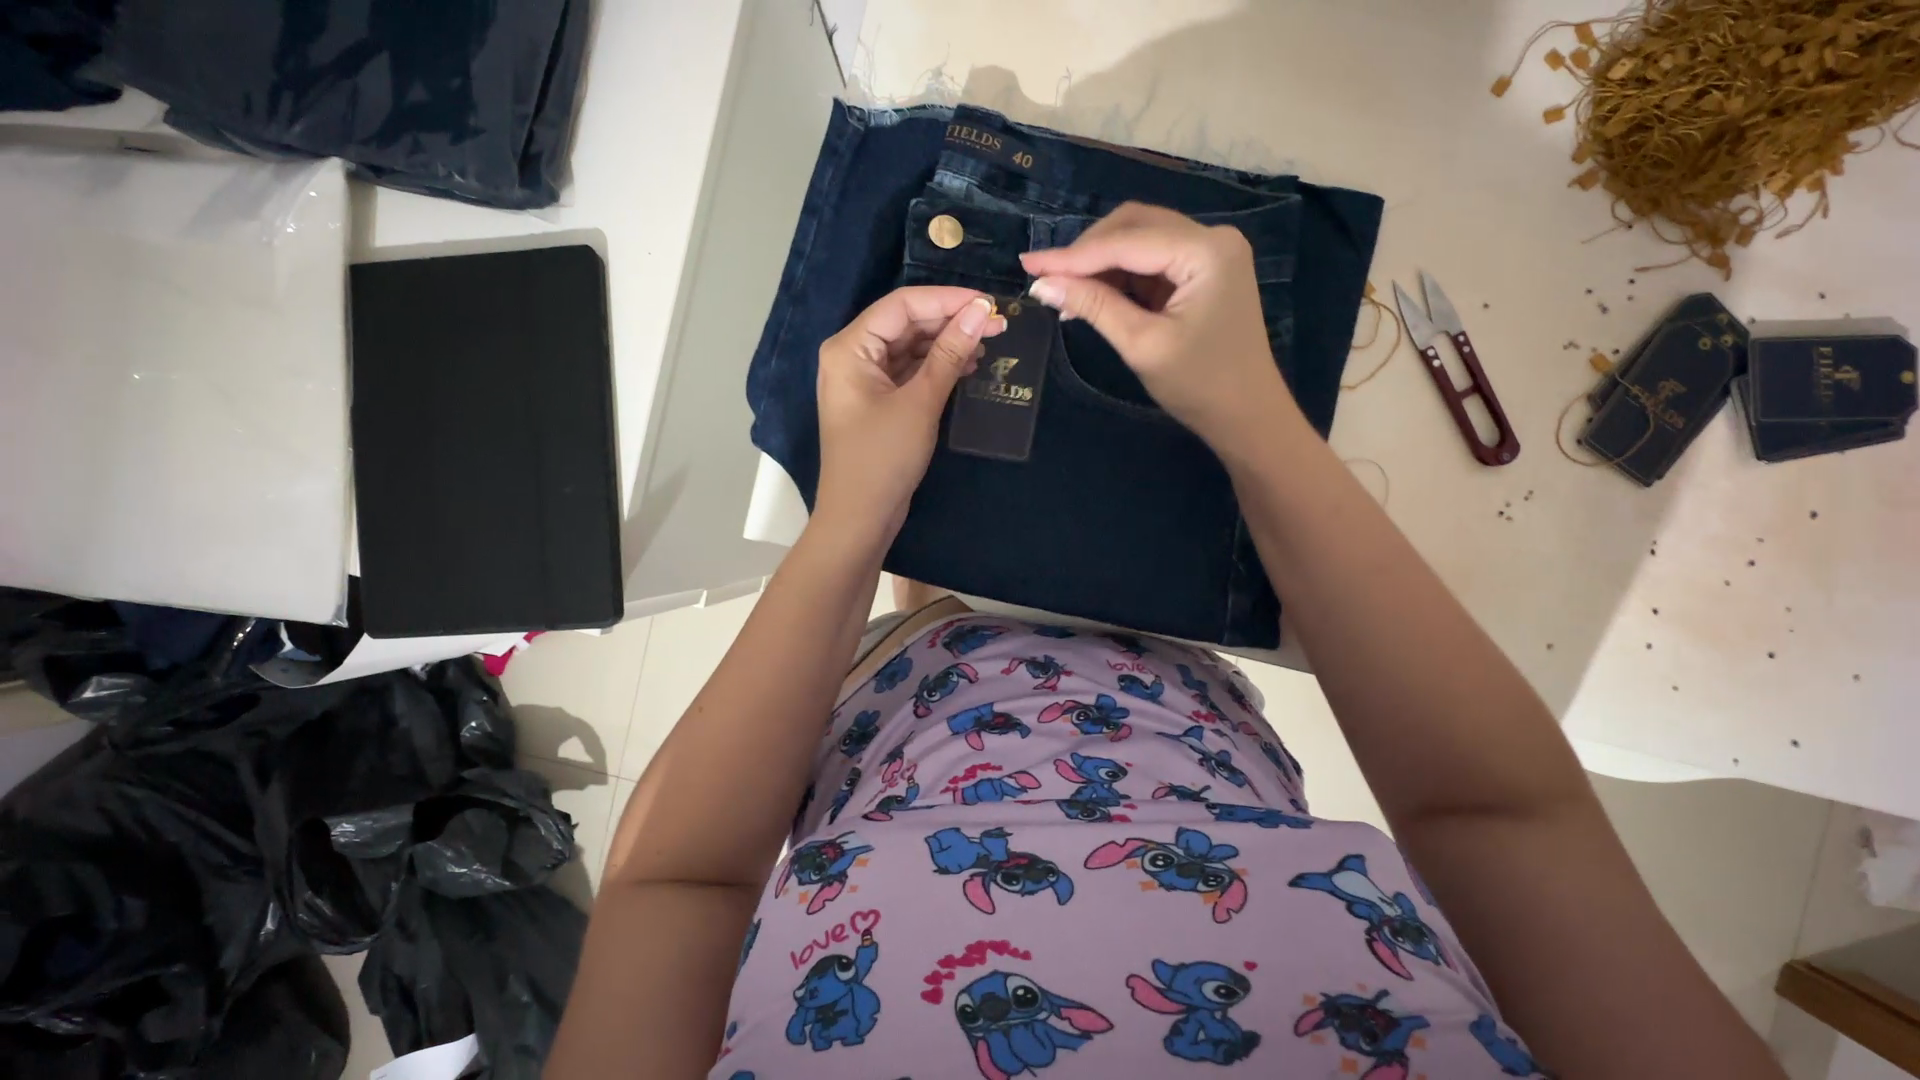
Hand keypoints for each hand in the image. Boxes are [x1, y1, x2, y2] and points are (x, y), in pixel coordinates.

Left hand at [814, 287, 1004, 533]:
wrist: (860, 518)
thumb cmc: (882, 458)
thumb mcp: (920, 403)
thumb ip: (950, 354)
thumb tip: (980, 311)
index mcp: (849, 347)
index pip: (901, 305)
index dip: (946, 299)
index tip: (988, 303)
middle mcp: (851, 355)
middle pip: (905, 322)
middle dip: (949, 320)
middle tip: (996, 324)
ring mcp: (864, 379)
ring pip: (909, 346)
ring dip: (946, 343)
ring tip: (988, 343)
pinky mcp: (877, 401)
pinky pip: (909, 370)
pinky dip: (937, 366)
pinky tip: (968, 365)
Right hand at [1019, 202, 1302, 451]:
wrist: (1247, 415)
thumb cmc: (1199, 385)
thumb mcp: (1141, 345)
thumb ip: (1094, 306)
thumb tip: (1041, 284)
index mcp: (1206, 251)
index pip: (1126, 242)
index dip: (1072, 255)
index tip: (1028, 264)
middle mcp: (1212, 238)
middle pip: (1133, 226)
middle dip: (1087, 252)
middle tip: (1044, 278)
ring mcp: (1210, 252)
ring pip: (1139, 239)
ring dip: (1100, 263)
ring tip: (1064, 293)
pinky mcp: (1202, 271)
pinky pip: (1151, 260)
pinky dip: (1119, 275)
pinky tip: (1091, 296)